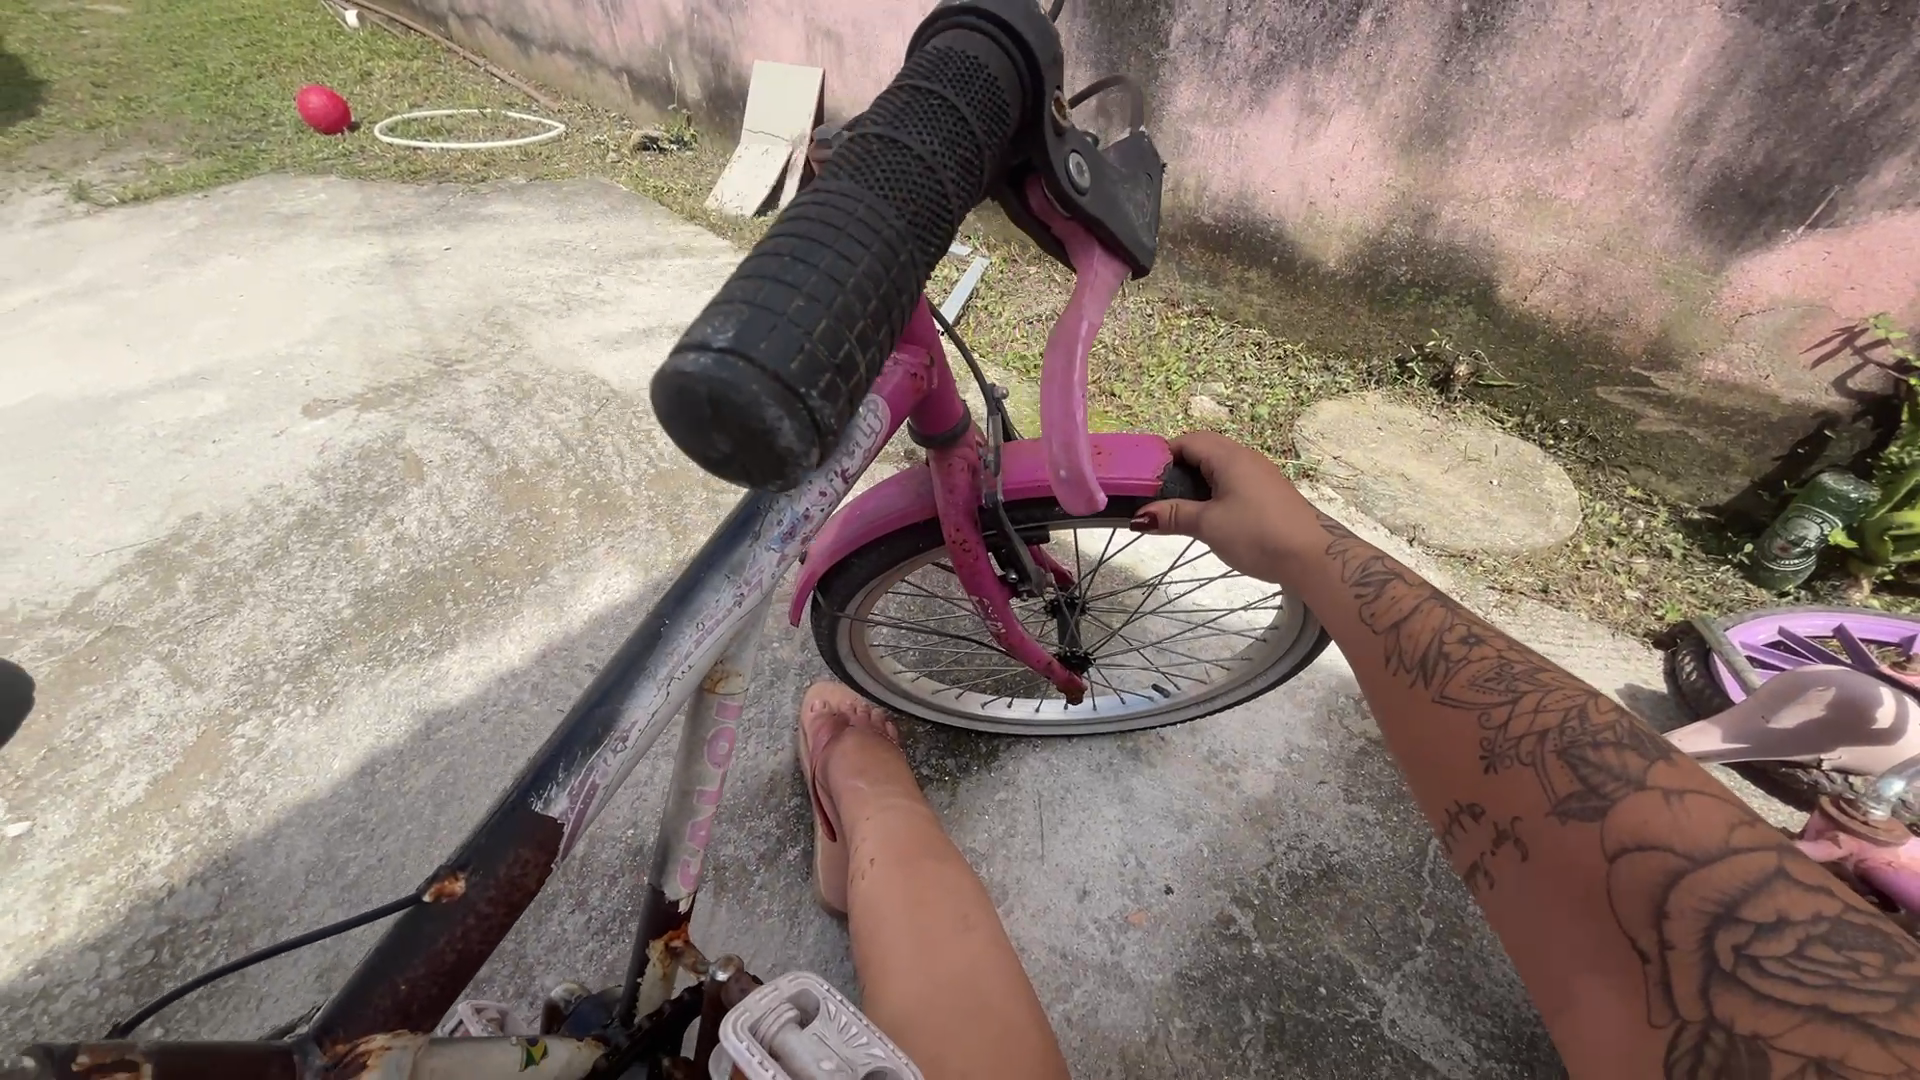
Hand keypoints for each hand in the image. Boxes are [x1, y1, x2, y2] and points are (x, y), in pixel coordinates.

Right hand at [1135, 432, 1315, 581]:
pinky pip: (1230, 482)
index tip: (1144, 479)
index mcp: (1229, 457)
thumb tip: (1139, 517)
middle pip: (1202, 451)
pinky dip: (1211, 493)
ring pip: (1217, 468)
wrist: (1312, 557)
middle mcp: (1244, 458)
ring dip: (1193, 483)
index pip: (1188, 441)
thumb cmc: (1257, 534)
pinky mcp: (1266, 494)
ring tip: (1175, 508)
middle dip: (1175, 469)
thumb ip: (1172, 516)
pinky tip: (1204, 516)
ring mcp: (1258, 476)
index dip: (1162, 456)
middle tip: (1155, 495)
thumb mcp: (1208, 525)